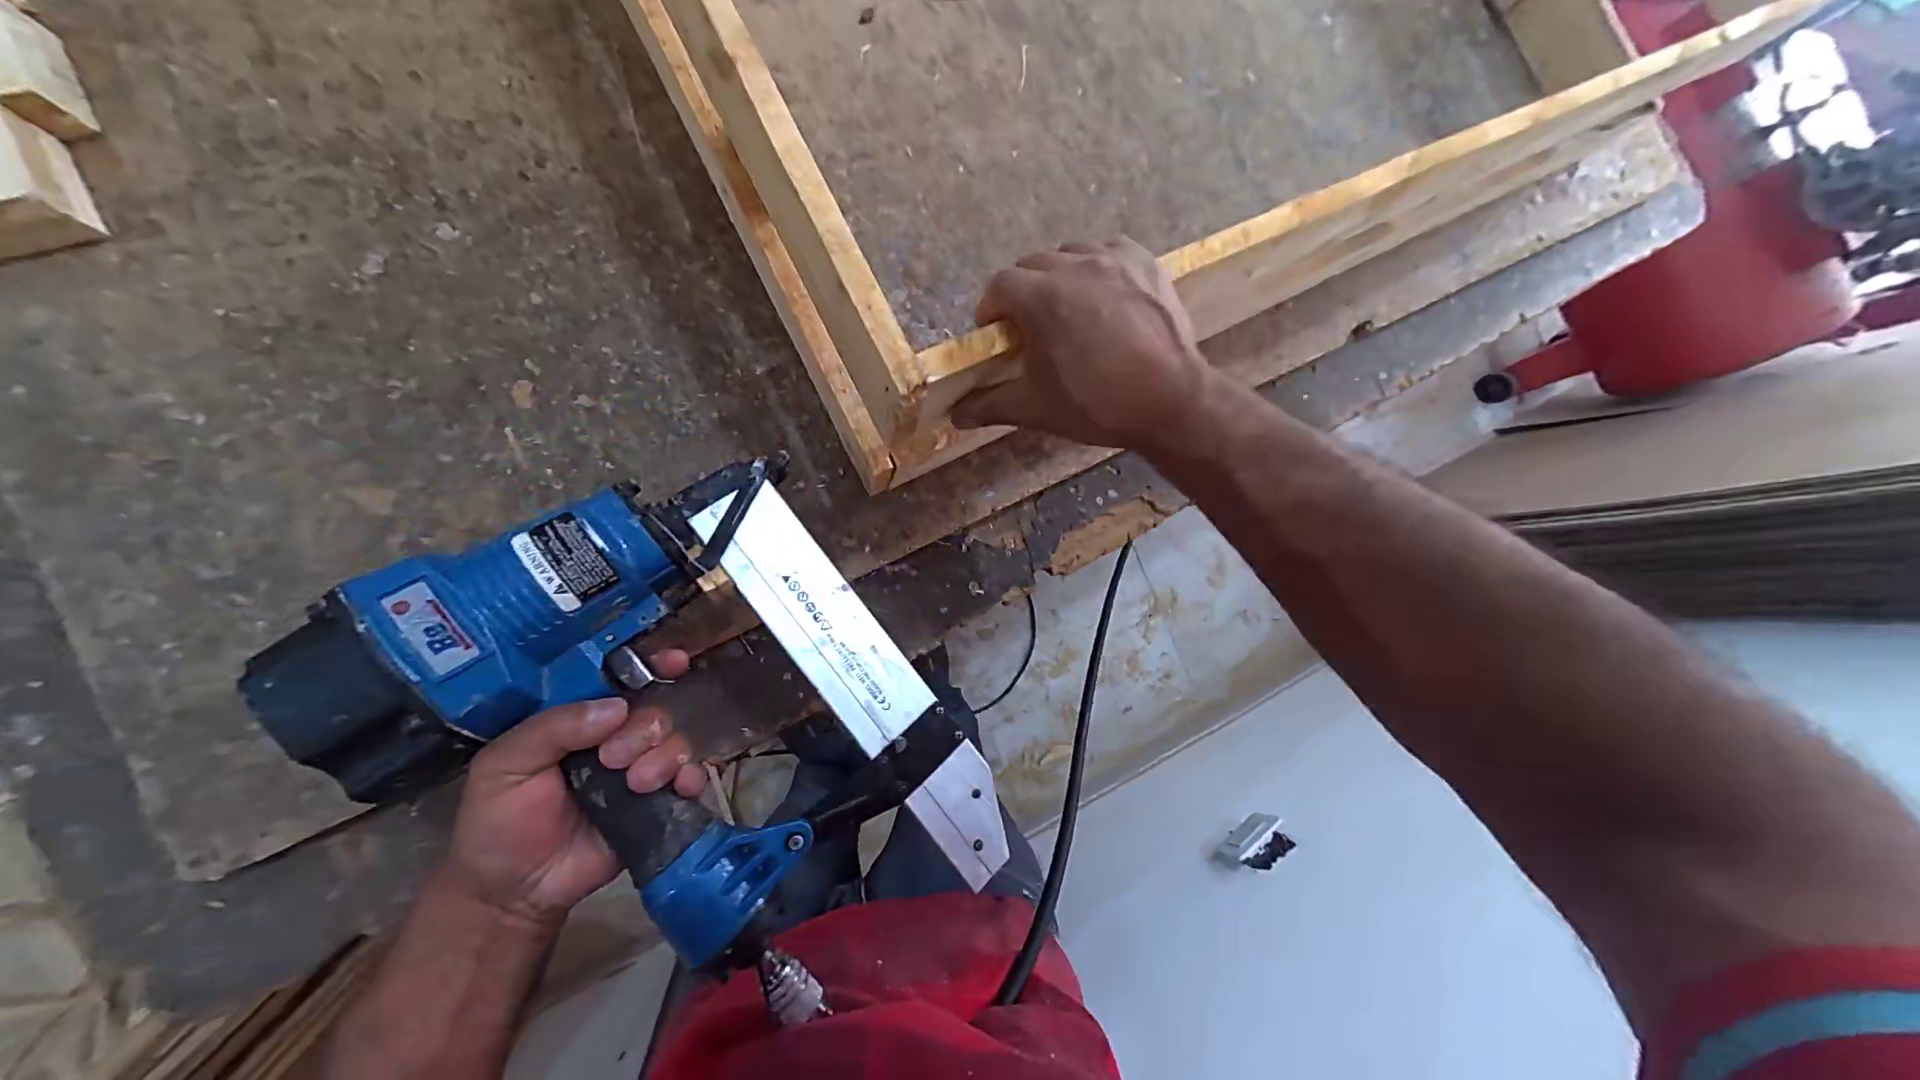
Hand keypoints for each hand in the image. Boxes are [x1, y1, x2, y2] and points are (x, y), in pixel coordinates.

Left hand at [440, 649, 708, 925]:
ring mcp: (641, 771)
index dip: (649, 666)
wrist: (512, 893)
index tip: (674, 661)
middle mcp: (616, 739)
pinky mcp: (659, 804)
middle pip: (654, 711)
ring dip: (665, 755)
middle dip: (643, 729)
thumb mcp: (504, 765)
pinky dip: (692, 776)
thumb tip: (616, 707)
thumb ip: (552, 728)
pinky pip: (691, 779)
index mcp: (580, 721)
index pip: (619, 682)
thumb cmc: (497, 822)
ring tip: (638, 784)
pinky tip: (680, 786)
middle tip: (613, 759)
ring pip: (677, 741)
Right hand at [952, 237, 1218, 450]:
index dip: (991, 311)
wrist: (1170, 401)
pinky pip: (1108, 252)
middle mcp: (1074, 265)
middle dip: (1023, 293)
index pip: (998, 286)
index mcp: (1041, 297)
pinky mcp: (1145, 263)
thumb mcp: (1035, 408)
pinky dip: (1098, 268)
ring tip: (1070, 311)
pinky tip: (1104, 296)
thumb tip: (956, 414)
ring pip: (1070, 254)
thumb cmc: (1096, 404)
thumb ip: (989, 405)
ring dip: (1059, 277)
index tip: (998, 336)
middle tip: (1033, 328)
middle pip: (1031, 266)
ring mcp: (1114, 260)